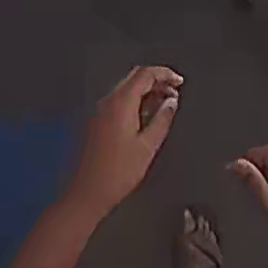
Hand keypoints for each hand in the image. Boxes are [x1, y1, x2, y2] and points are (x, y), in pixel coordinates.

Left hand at [65, 65, 181, 218]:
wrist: (88, 193)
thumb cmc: (119, 172)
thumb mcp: (148, 145)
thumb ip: (163, 118)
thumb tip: (172, 101)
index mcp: (121, 102)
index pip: (145, 74)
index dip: (165, 74)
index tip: (179, 82)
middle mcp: (108, 101)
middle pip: (135, 76)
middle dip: (156, 79)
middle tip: (174, 91)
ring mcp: (101, 110)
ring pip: (127, 87)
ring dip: (147, 90)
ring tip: (164, 104)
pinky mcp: (98, 120)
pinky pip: (120, 99)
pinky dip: (136, 99)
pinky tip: (147, 114)